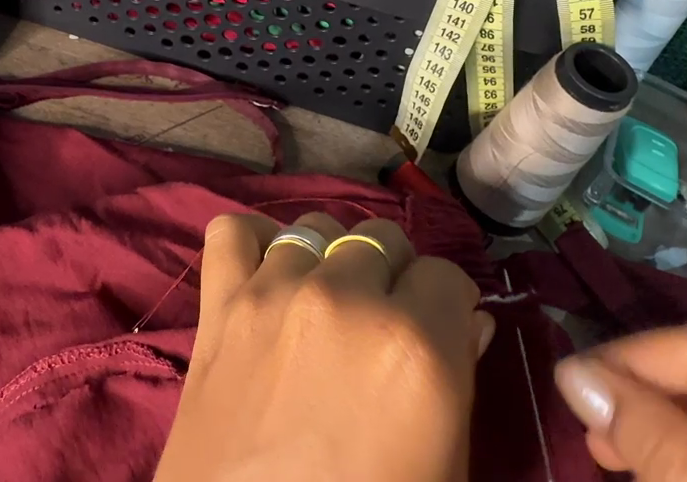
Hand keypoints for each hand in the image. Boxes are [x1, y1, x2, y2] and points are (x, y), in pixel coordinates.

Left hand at [154, 212, 494, 481]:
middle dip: (393, 276)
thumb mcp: (442, 469)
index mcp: (415, 348)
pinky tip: (267, 272)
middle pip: (382, 240)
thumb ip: (460, 383)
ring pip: (316, 229)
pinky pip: (231, 232)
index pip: (446, 274)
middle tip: (381, 324)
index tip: (440, 329)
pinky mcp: (219, 305)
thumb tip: (467, 321)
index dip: (447, 305)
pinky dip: (252, 241)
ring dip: (331, 259)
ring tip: (327, 303)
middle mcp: (347, 301)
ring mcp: (276, 295)